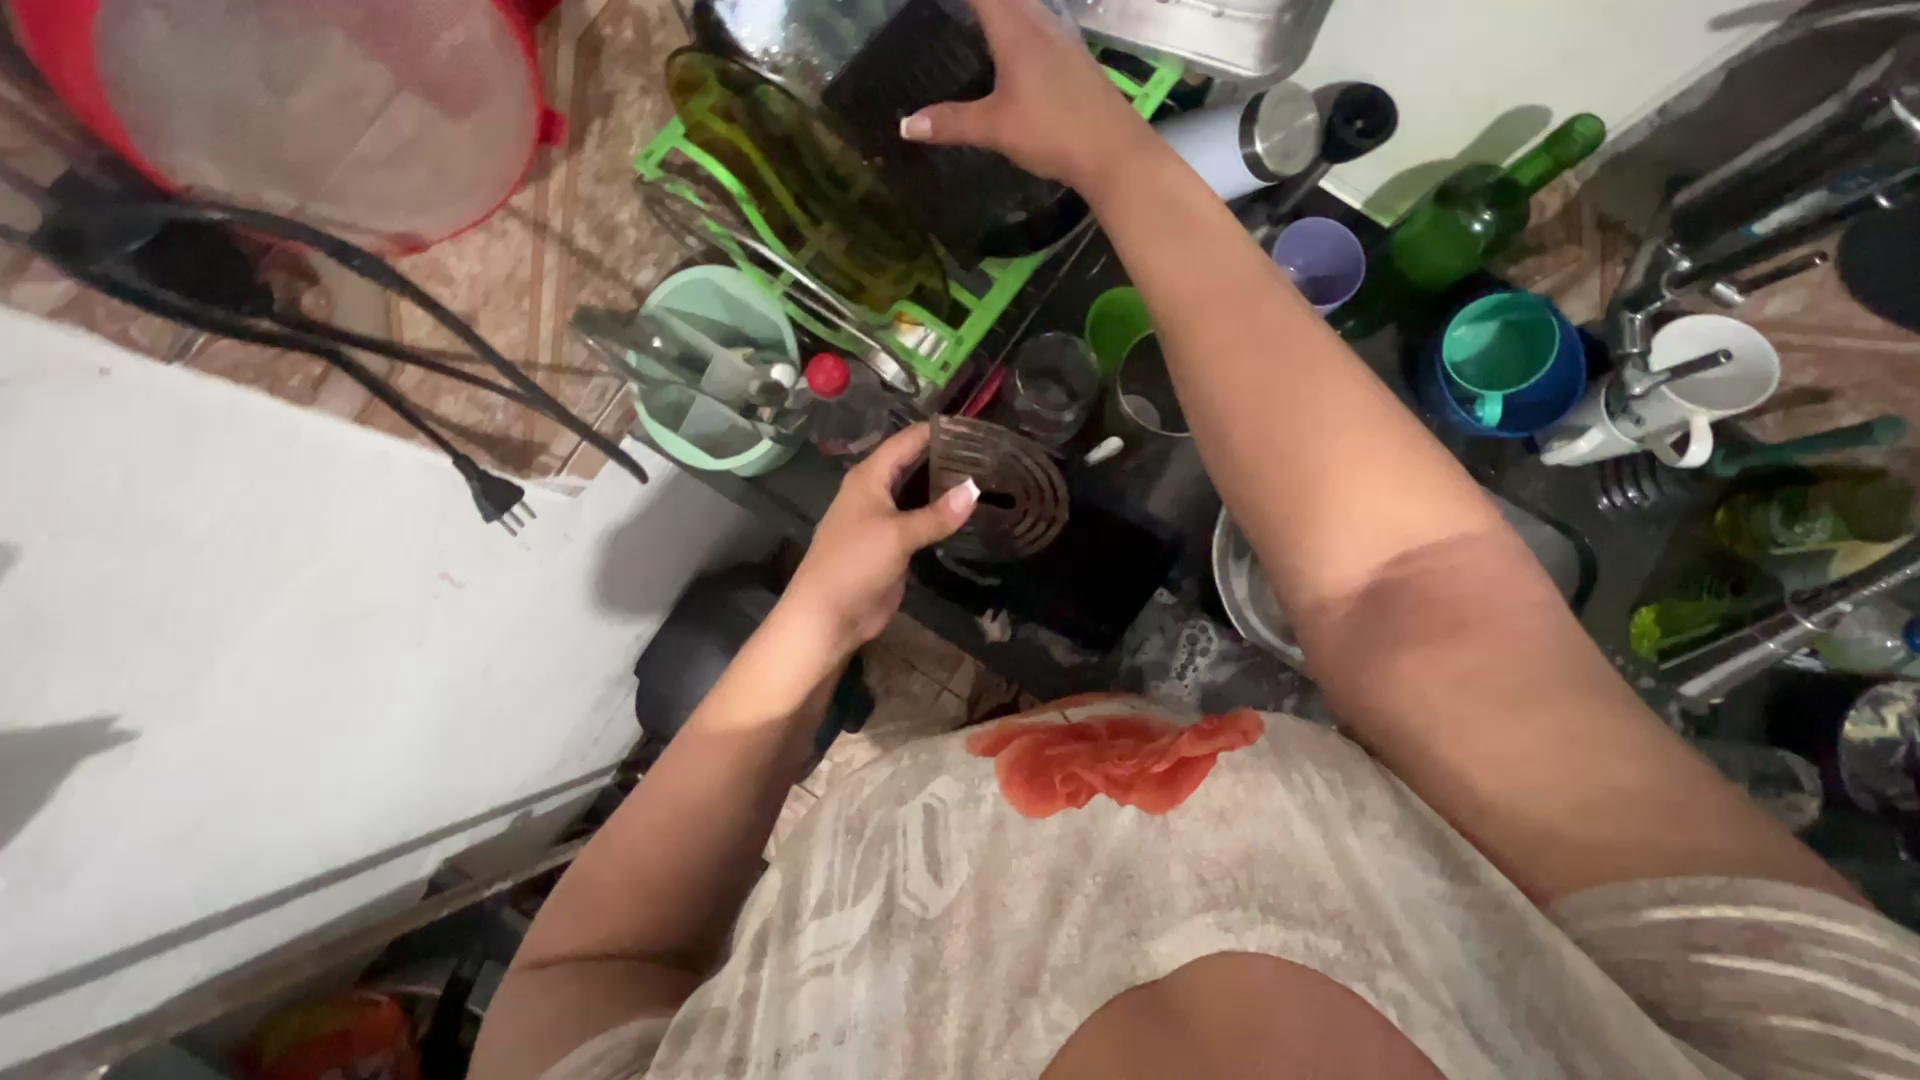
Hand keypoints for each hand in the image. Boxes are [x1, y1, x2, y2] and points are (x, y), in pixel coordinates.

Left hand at [777, 424, 977, 654]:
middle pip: (914, 465)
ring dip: (945, 488)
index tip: (975, 427)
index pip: (907, 441)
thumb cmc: (854, 563)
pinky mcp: (892, 546)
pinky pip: (921, 522)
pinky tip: (968, 514)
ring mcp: (883, 519)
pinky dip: (941, 516)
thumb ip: (938, 514)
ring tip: (987, 478)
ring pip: (919, 495)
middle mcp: (875, 492)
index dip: (937, 431)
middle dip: (946, 458)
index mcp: (869, 477)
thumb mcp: (897, 535)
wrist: (827, 615)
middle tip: (990, 454)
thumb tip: (976, 489)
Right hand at [898, 0, 1153, 190]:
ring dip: (1003, 7)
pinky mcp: (1075, 58)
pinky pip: (1040, 24)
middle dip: (980, 2)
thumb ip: (951, 123)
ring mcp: (1062, 38)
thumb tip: (905, 126)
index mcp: (1016, 29)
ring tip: (978, 16)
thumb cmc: (1053, 132)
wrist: (1114, 151)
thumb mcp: (995, 129)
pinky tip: (1013, 45)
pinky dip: (1019, 21)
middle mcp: (1041, 22)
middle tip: (958, 10)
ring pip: (1026, 5)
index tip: (940, 1)